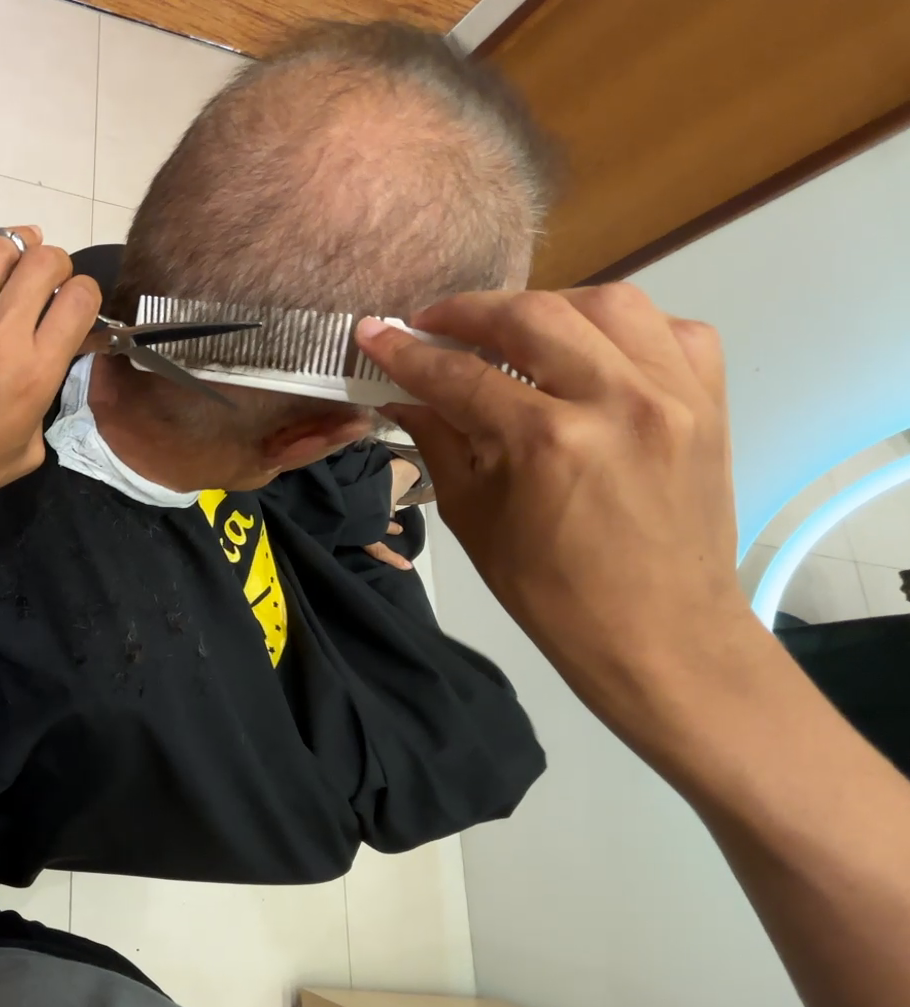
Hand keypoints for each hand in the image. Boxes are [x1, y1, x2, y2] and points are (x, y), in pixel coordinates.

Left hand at [0, 204, 101, 525]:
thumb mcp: (30, 448)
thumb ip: (46, 399)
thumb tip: (48, 363)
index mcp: (35, 372)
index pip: (79, 300)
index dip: (86, 293)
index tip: (75, 303)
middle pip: (43, 265)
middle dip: (56, 263)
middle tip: (49, 277)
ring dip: (18, 243)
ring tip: (22, 247)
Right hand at [353, 285, 742, 724]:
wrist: (655, 626)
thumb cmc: (544, 585)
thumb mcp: (469, 513)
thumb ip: (437, 439)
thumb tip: (402, 394)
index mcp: (544, 442)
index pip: (459, 375)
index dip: (406, 351)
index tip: (372, 334)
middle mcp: (615, 401)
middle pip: (532, 316)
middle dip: (468, 311)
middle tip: (431, 322)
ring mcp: (674, 394)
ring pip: (607, 303)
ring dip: (543, 306)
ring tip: (507, 327)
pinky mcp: (708, 399)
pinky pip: (667, 329)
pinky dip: (617, 326)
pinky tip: (583, 349)